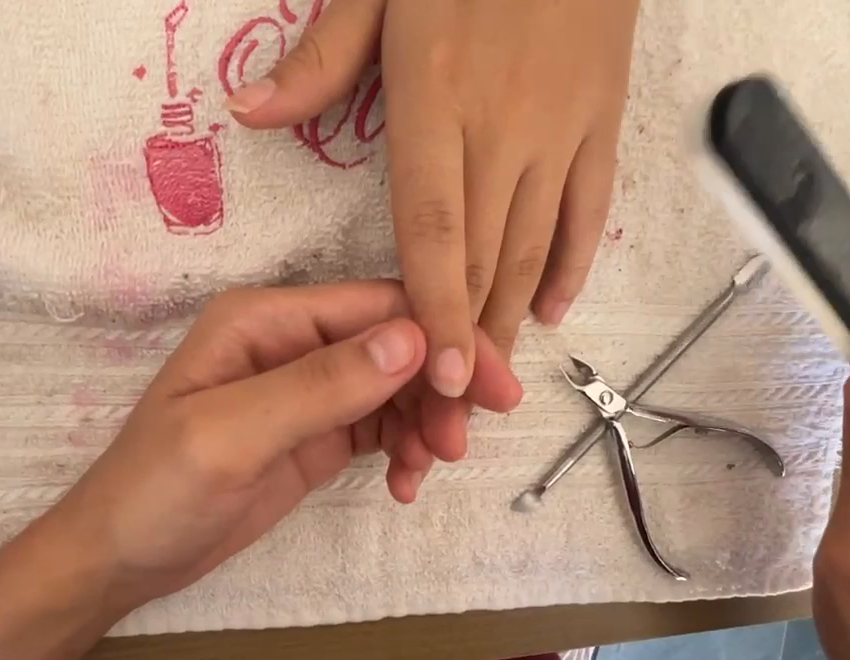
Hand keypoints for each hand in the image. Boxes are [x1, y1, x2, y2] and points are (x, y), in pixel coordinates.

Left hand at [46, 282, 437, 609]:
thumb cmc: (157, 491)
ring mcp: (307, 394)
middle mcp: (293, 345)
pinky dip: (403, 452)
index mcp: (266, 321)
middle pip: (395, 347)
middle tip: (462, 444)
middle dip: (440, 389)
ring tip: (427, 470)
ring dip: (425, 424)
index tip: (485, 388)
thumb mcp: (231, 436)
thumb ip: (318, 387)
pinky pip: (379, 431)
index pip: (375, 308)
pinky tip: (405, 486)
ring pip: (395, 390)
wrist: (123, 558)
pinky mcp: (315, 439)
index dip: (438, 338)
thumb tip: (412, 342)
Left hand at [227, 0, 635, 450]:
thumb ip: (318, 60)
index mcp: (436, 105)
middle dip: (469, 342)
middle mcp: (502, 131)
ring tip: (489, 379)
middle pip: (482, 260)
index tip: (438, 380)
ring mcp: (561, 131)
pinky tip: (551, 314)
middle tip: (455, 409)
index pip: (433, 231)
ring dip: (512, 321)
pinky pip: (589, 212)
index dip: (437, 311)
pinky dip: (571, 266)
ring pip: (533, 249)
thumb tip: (246, 111)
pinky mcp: (603, 122)